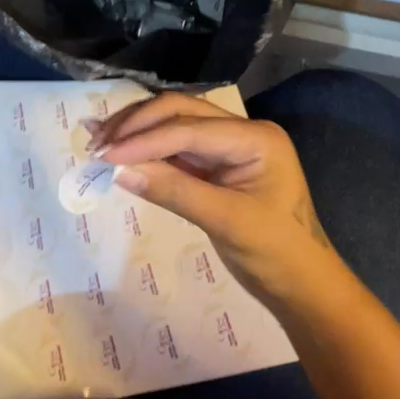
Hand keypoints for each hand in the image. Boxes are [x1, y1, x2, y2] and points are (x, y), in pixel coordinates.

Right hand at [92, 92, 336, 296]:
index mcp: (256, 137)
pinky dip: (144, 148)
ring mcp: (227, 145)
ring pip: (171, 123)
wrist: (303, 287)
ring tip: (97, 141)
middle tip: (96, 144)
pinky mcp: (213, 162)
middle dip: (135, 125)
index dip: (144, 140)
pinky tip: (117, 150)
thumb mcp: (227, 222)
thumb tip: (119, 170)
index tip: (105, 155)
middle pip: (178, 112)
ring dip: (134, 131)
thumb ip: (174, 191)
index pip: (188, 129)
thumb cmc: (276, 254)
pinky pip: (173, 146)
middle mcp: (241, 130)